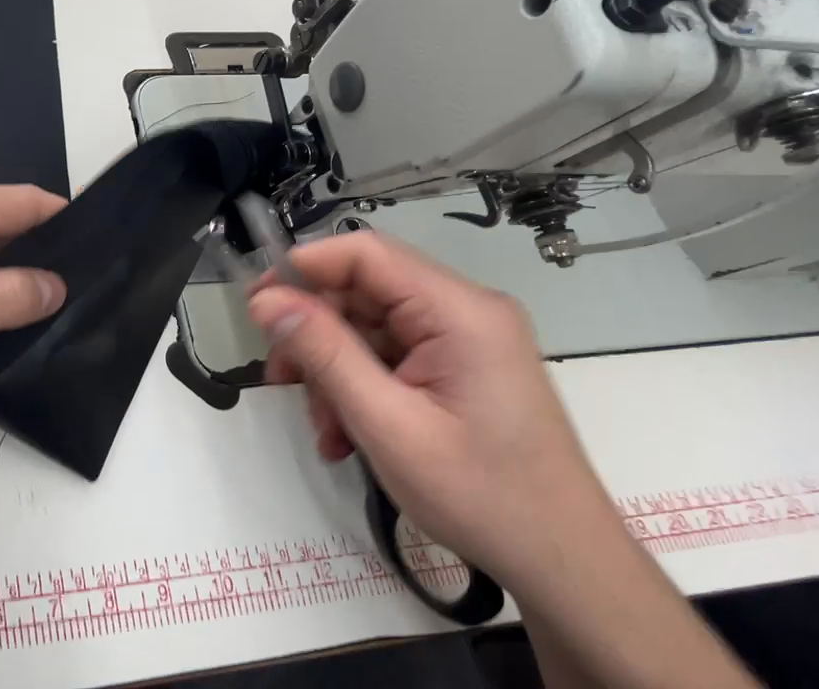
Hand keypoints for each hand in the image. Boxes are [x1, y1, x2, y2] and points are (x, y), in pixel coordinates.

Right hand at [248, 233, 620, 590]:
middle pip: (361, 292)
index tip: (257, 307)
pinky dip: (357, 388)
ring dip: (331, 371)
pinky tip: (345, 434)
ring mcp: (464, 341)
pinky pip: (388, 357)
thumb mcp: (386, 423)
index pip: (365, 253)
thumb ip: (324, 353)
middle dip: (314, 334)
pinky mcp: (459, 368)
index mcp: (460, 311)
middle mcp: (465, 312)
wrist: (562, 563)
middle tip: (280, 380)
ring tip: (323, 426)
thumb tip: (265, 301)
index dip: (303, 268)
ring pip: (367, 328)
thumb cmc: (481, 495)